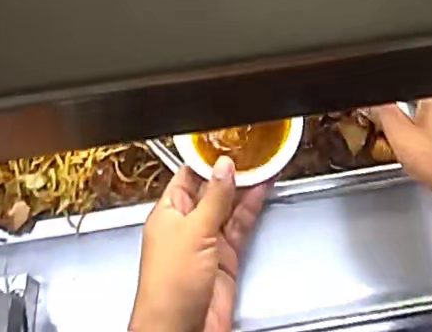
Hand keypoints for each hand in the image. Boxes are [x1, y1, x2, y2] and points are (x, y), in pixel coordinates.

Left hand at [128, 157, 269, 331]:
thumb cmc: (168, 289)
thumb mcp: (194, 232)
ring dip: (245, 186)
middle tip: (249, 150)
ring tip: (262, 163)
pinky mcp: (224, 260)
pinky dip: (251, 208)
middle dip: (230, 171)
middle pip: (211, 189)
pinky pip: (239, 227)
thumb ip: (214, 198)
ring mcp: (207, 243)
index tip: (225, 141)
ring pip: (228, 206)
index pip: (189, 175)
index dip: (207, 158)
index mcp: (169, 212)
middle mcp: (187, 225)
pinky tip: (261, 191)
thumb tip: (224, 167)